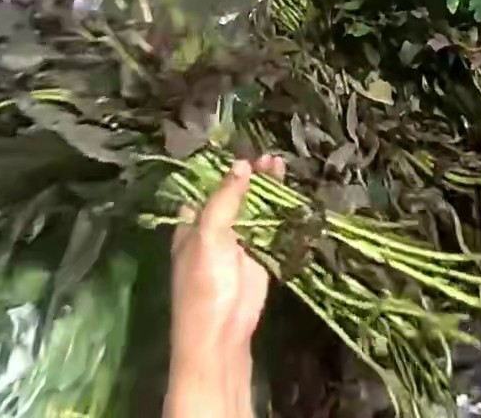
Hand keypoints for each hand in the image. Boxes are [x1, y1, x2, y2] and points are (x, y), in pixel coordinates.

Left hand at [166, 156, 282, 417]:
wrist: (222, 333)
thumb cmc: (204, 283)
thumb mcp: (208, 236)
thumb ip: (225, 198)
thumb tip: (241, 163)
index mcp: (192, 224)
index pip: (206, 188)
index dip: (222, 169)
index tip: (241, 148)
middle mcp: (214, 228)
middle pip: (234, 193)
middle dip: (249, 174)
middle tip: (266, 155)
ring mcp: (238, 240)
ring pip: (254, 205)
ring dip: (266, 186)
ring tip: (278, 162)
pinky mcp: (260, 251)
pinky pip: (270, 222)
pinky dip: (280, 205)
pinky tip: (288, 187)